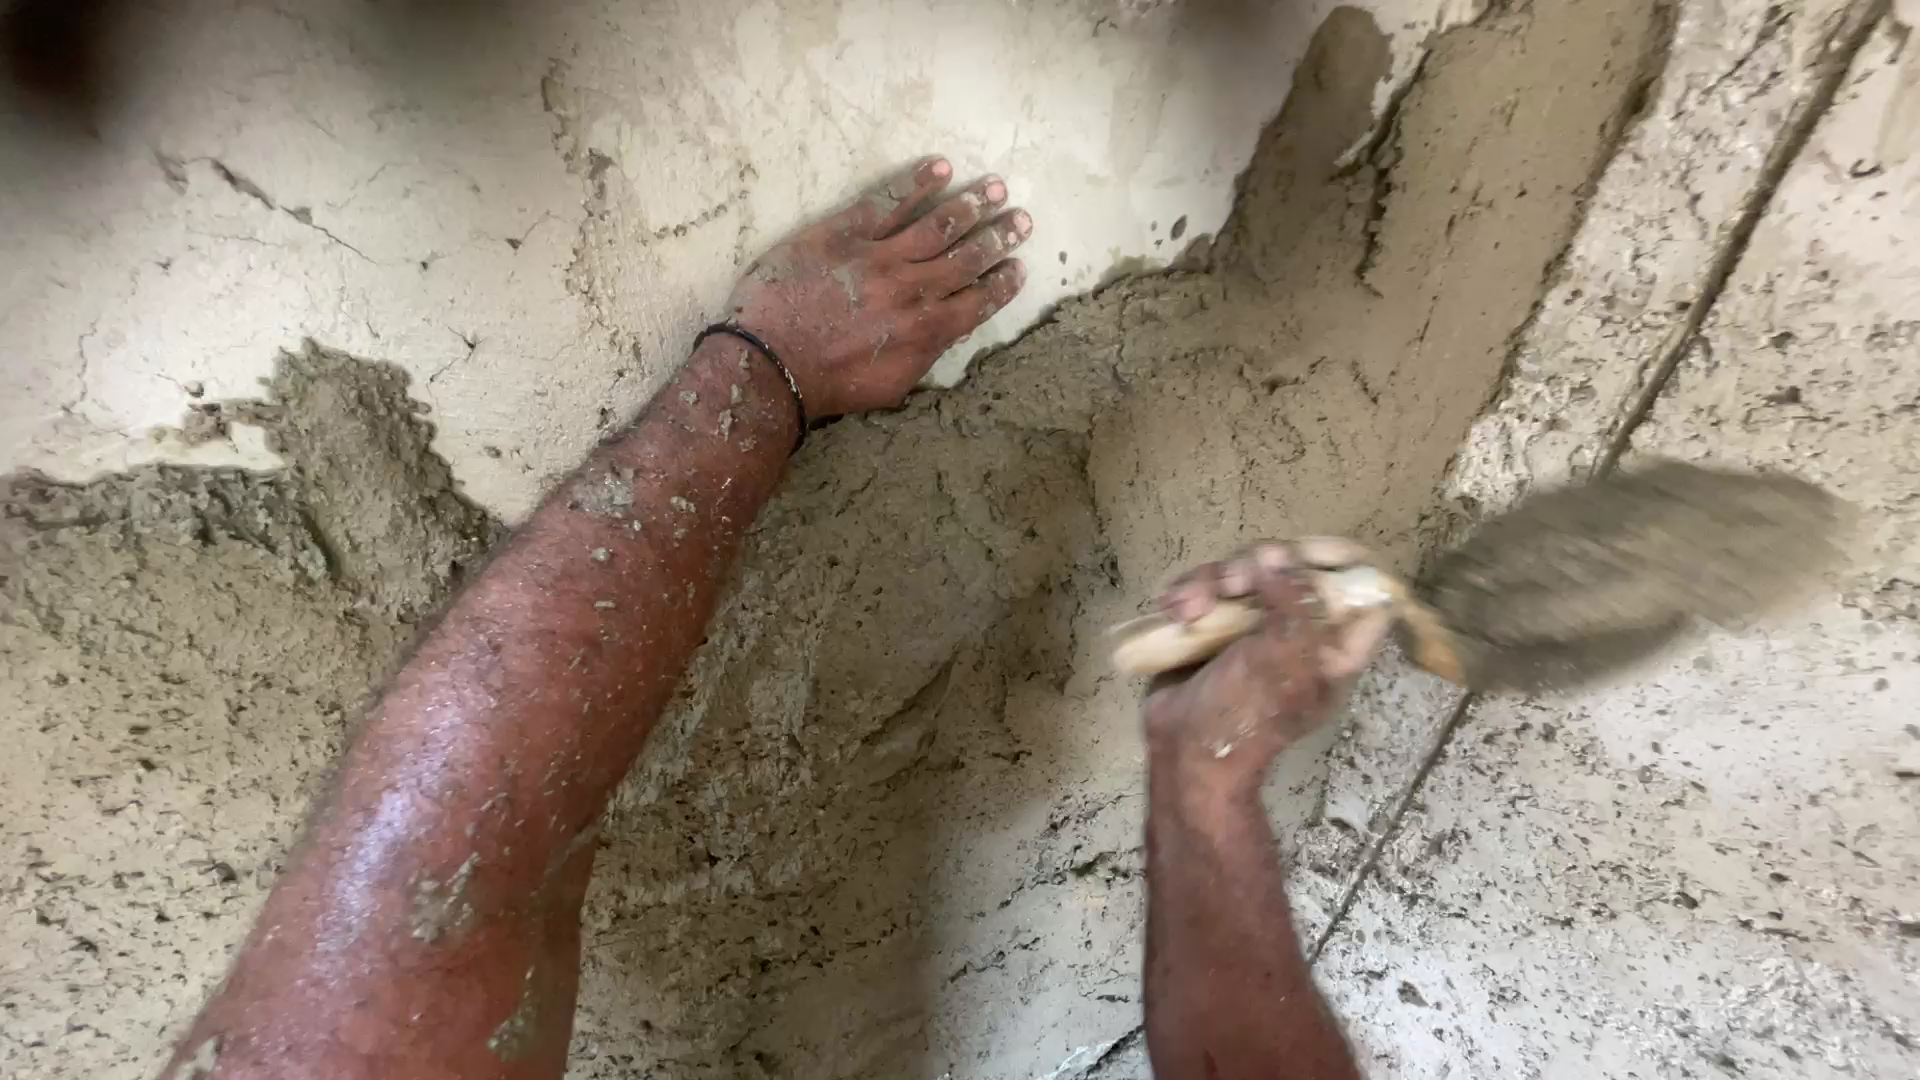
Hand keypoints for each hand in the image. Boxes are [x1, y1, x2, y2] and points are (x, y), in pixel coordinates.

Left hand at [726, 155, 1031, 417]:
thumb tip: (944, 332)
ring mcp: (880, 256)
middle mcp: (914, 288)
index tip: (1019, 266)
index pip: (979, 300)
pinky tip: (941, 169)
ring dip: (971, 205)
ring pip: (938, 224)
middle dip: (999, 237)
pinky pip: (889, 200)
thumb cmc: (832, 384)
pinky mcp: (846, 233)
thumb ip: (924, 356)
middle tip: (1022, 220)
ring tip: (996, 188)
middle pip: (967, 256)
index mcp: (928, 330)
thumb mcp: (893, 386)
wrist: (775, 361)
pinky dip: (917, 183)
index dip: (1003, 282)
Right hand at [1143, 541, 1391, 794]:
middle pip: (1289, 568)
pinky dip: (1187, 593)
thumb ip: (1295, 604)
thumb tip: (1280, 560)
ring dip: (1208, 583)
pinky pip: (1205, 590)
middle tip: (1232, 582)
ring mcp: (1250, 627)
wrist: (1184, 749)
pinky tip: (1171, 608)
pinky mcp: (1211, 626)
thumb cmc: (1244, 715)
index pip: (1359, 591)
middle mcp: (1296, 631)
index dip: (1339, 562)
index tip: (1300, 554)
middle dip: (1253, 566)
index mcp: (1332, 646)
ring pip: (1239, 574)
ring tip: (1186, 608)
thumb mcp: (1281, 660)